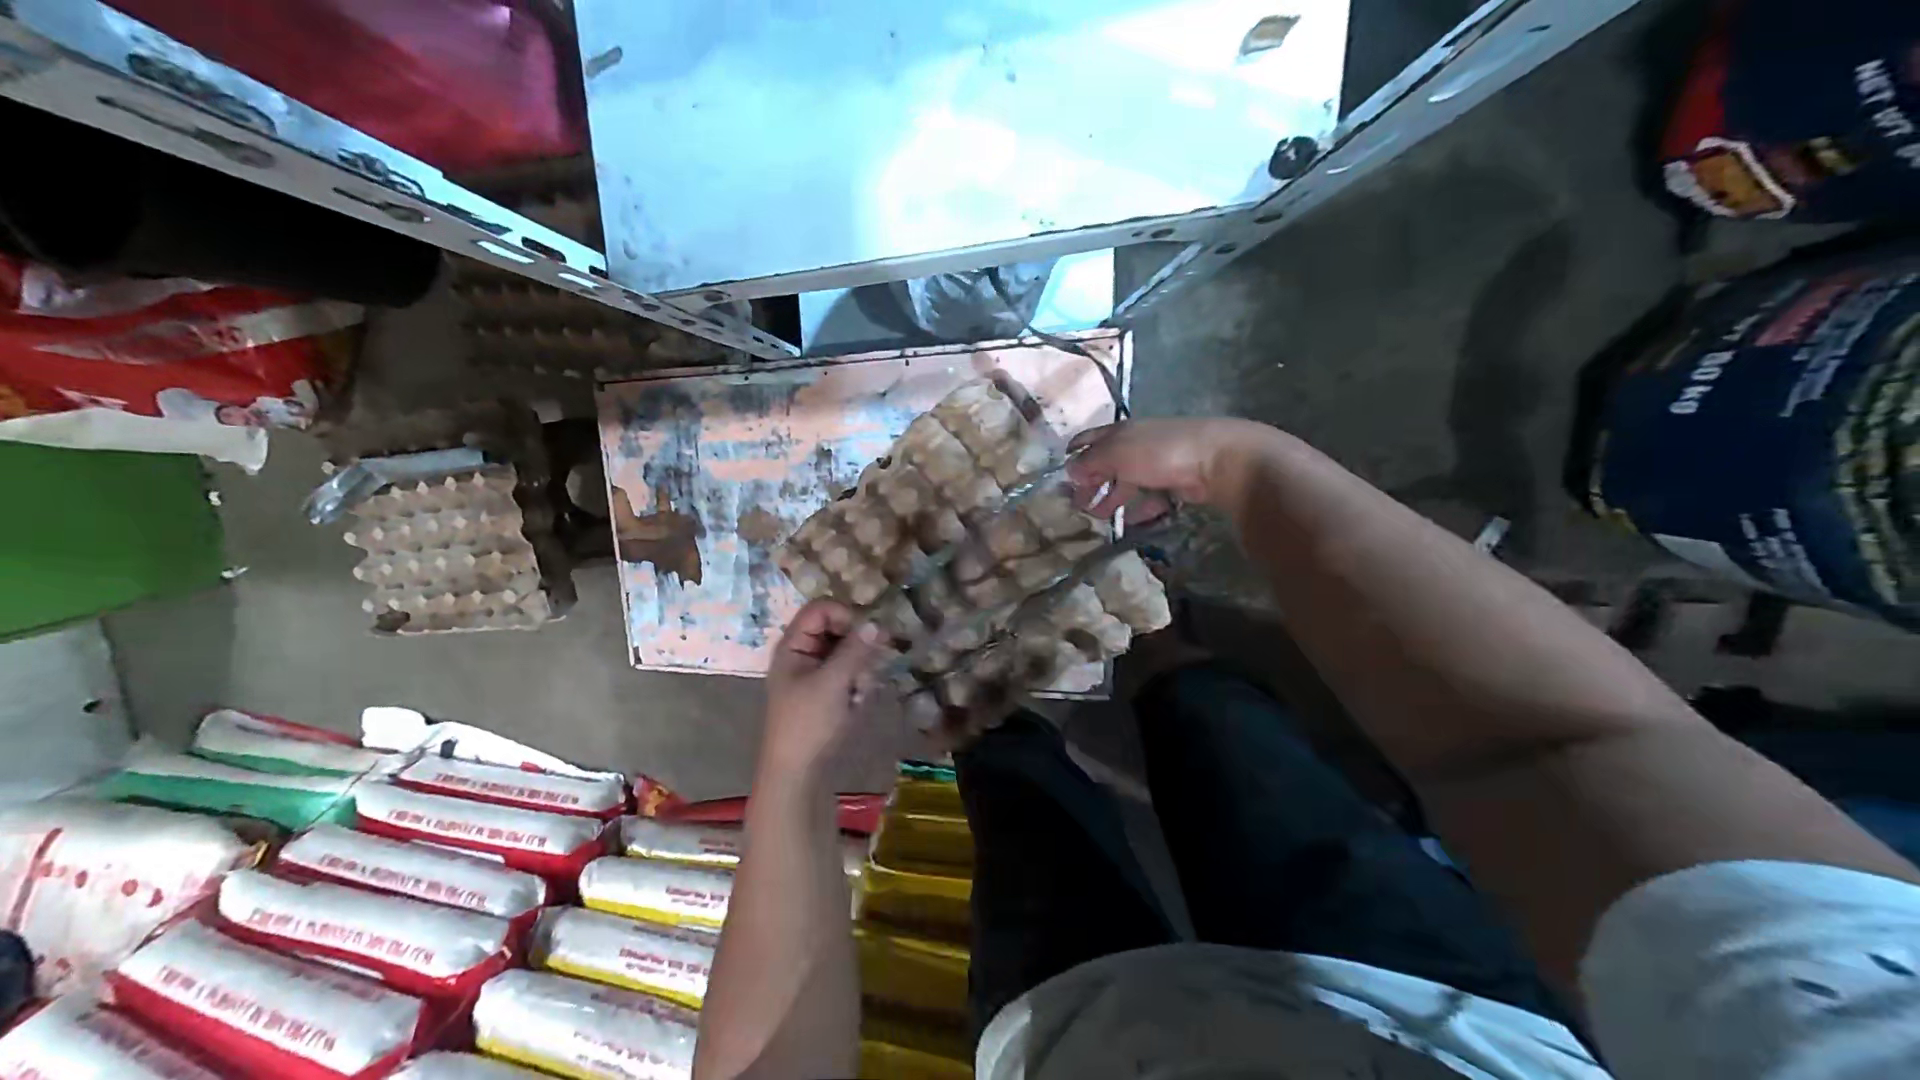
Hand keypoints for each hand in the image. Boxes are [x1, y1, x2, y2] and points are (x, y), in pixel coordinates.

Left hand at [761, 600, 887, 782]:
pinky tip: (857, 703)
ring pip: (846, 653)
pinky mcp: (825, 694)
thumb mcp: (834, 683)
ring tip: (859, 692)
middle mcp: (801, 655)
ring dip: (859, 669)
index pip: (821, 609)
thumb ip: (855, 650)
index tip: (867, 634)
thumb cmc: (809, 724)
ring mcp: (813, 675)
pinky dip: (856, 685)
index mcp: (792, 646)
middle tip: (867, 668)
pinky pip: (848, 675)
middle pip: (836, 629)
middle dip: (856, 647)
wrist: (797, 775)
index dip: (845, 615)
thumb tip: (876, 622)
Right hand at [1066, 417, 1281, 520]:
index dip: (1075, 452)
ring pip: (1129, 483)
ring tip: (1100, 518)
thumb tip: (1070, 471)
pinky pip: (1151, 497)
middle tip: (1078, 505)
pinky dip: (1140, 509)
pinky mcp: (1177, 483)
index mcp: (1121, 432)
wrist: (1216, 459)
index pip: (1091, 439)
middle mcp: (1138, 444)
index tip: (1061, 471)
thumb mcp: (1116, 453)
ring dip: (1113, 499)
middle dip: (1092, 483)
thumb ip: (1090, 462)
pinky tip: (1130, 522)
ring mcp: (1159, 464)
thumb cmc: (1158, 451)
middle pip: (1108, 464)